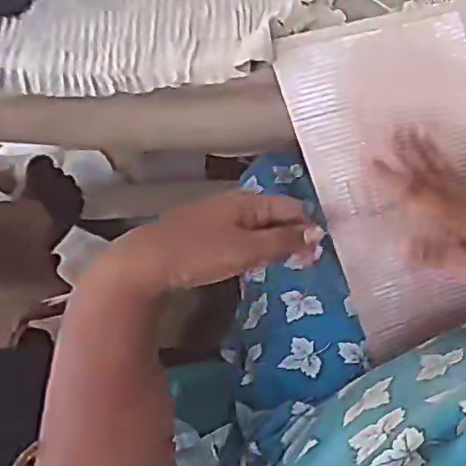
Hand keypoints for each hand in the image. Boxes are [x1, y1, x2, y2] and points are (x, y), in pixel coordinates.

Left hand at [86, 189, 322, 296]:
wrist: (143, 265)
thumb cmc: (198, 253)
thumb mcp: (247, 249)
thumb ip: (284, 242)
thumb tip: (317, 233)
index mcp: (247, 200)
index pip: (291, 207)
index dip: (309, 226)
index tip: (321, 251)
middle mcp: (233, 203)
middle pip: (275, 216)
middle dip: (294, 235)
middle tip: (309, 262)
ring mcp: (217, 218)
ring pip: (258, 228)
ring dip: (276, 244)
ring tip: (288, 264)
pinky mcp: (204, 235)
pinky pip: (241, 237)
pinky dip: (255, 249)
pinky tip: (256, 263)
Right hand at [373, 130, 465, 298]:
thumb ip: (439, 256)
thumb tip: (402, 248)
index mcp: (458, 218)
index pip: (417, 196)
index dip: (392, 181)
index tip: (370, 164)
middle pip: (433, 175)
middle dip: (409, 155)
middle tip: (389, 132)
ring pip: (452, 169)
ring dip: (432, 150)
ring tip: (416, 130)